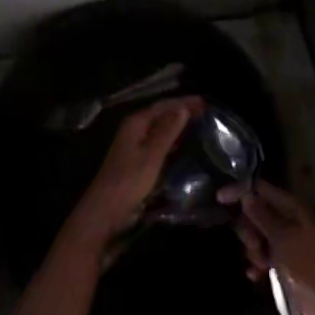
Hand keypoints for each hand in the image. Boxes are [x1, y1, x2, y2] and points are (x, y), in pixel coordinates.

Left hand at [65, 96, 202, 255]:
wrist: (106, 212)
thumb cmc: (129, 181)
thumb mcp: (152, 155)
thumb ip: (167, 130)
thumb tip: (183, 108)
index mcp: (136, 123)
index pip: (164, 105)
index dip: (185, 102)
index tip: (207, 103)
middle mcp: (134, 130)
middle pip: (162, 115)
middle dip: (183, 113)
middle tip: (208, 114)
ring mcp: (135, 146)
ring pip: (161, 130)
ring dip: (179, 127)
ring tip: (202, 127)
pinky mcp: (138, 162)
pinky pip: (160, 145)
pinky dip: (173, 142)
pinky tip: (187, 147)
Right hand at [221, 180, 314, 314]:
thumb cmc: (308, 268)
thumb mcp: (282, 240)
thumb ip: (262, 216)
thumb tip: (245, 195)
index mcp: (292, 209)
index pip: (261, 190)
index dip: (240, 191)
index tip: (217, 199)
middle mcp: (289, 221)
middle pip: (256, 213)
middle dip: (248, 229)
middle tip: (255, 246)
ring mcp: (286, 243)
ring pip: (257, 236)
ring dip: (253, 249)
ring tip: (262, 265)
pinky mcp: (284, 263)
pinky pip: (262, 256)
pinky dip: (257, 263)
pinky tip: (256, 275)